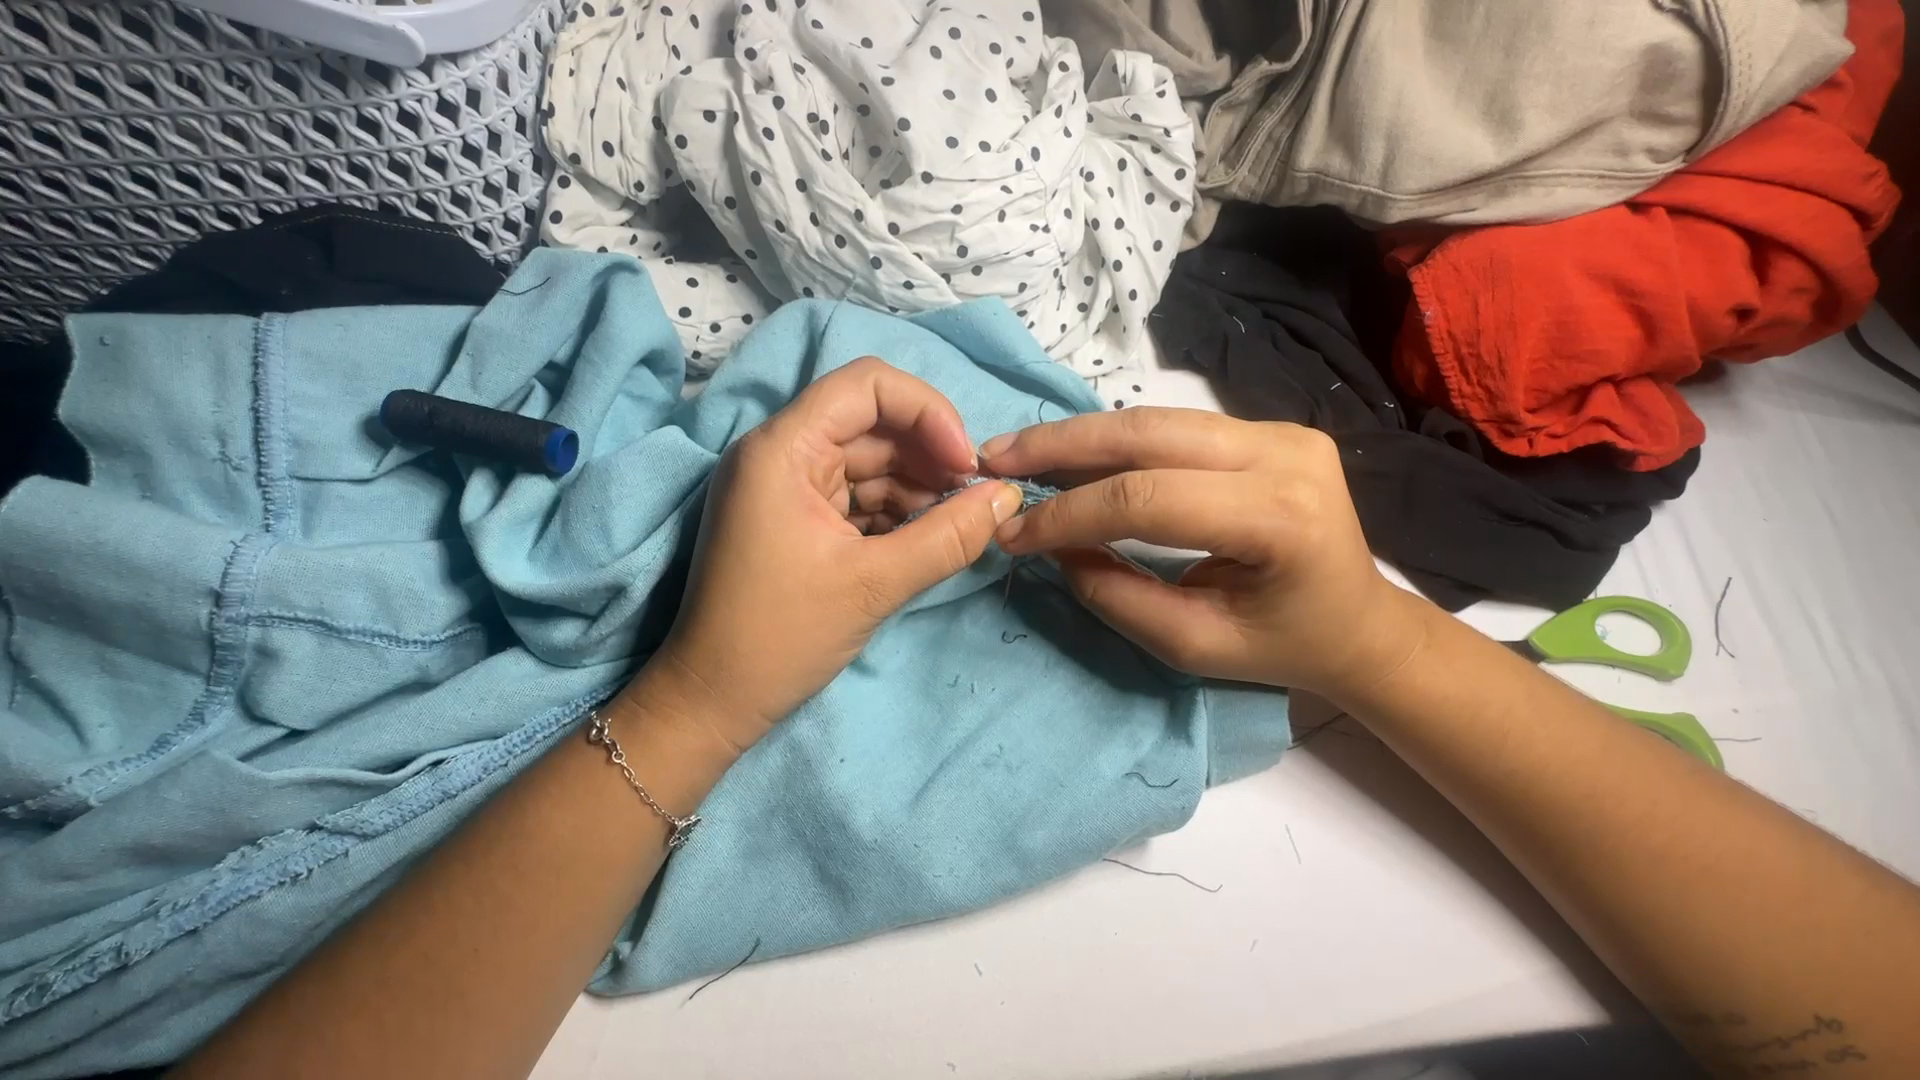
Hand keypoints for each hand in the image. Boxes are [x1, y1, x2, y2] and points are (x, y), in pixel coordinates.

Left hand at [632, 357, 1022, 751]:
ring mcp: (788, 486)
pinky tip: (927, 539)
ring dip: (919, 487)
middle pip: (872, 423)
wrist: (714, 700)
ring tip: (954, 526)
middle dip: (930, 455)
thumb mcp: (874, 585)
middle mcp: (782, 453)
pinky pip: (858, 495)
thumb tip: (1007, 497)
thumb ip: (948, 537)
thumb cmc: (781, 637)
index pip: (866, 385)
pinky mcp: (797, 518)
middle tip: (973, 500)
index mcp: (783, 449)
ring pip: (870, 461)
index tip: (965, 464)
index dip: (927, 412)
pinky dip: (897, 512)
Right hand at [981, 407, 1423, 699]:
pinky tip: (1070, 454)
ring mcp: (1281, 430)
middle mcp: (1284, 454)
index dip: (1069, 513)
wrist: (1359, 622)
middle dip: (1061, 447)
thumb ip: (1117, 595)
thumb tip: (1055, 545)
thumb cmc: (1283, 647)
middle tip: (993, 458)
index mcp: (1279, 518)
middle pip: (1148, 434)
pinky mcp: (1267, 427)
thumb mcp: (1193, 645)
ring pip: (1155, 419)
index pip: (1148, 498)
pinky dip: (1114, 442)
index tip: (1011, 533)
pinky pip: (1173, 427)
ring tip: (1017, 451)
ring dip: (1079, 437)